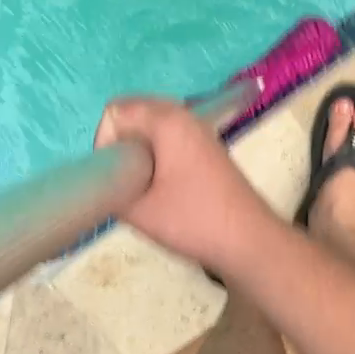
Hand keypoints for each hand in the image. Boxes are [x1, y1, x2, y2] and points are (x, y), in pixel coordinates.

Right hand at [94, 96, 282, 273]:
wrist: (250, 241)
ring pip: (156, 130)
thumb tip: (105, 183)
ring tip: (143, 188)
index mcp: (167, 120)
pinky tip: (165, 190)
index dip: (105, 144)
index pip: (116, 112)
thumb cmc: (194, 221)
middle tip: (124, 181)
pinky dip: (161, 159)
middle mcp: (187, 117)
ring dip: (142, 153)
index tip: (115, 177)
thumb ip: (110, 191)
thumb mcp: (139, 211)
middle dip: (122, 145)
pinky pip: (173, 143)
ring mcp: (203, 133)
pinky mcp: (212, 152)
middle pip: (137, 115)